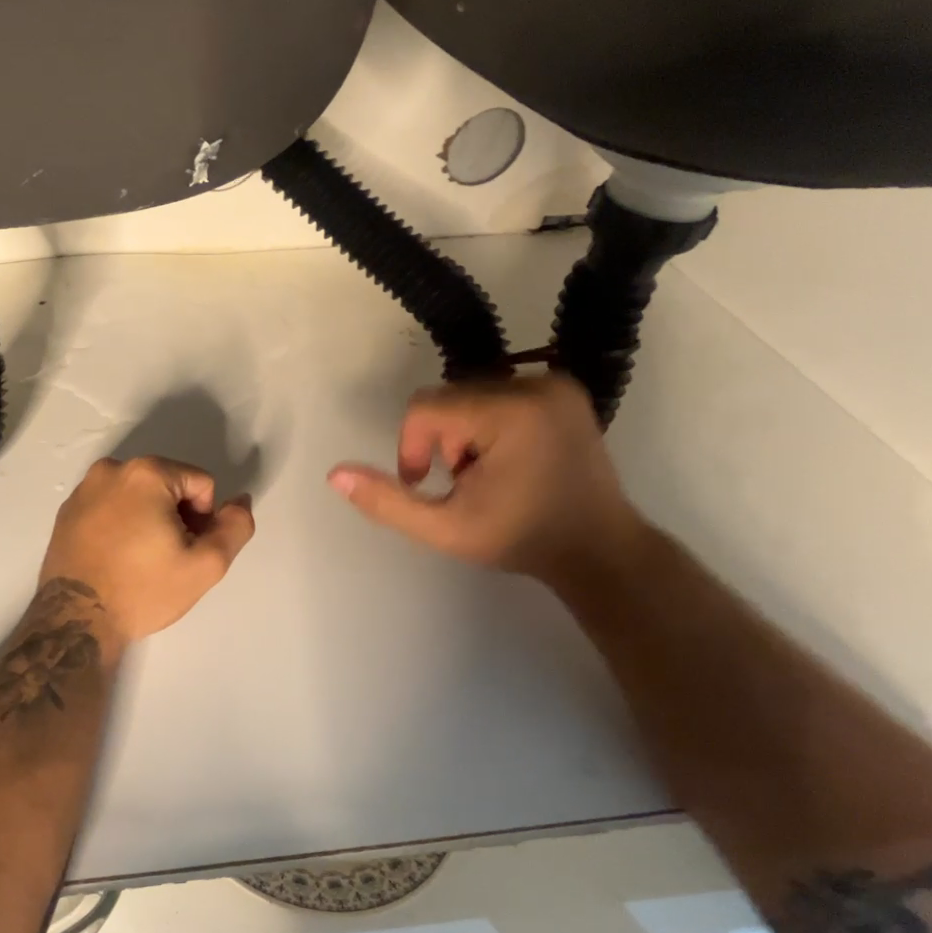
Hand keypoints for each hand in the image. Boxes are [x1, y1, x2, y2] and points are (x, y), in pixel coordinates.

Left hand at [40, 457, 255, 642]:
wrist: (77, 620)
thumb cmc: (143, 590)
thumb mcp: (206, 565)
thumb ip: (235, 527)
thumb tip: (241, 500)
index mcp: (145, 472)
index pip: (201, 484)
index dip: (204, 520)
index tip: (186, 551)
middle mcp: (110, 470)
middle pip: (168, 486)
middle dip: (177, 517)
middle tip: (166, 559)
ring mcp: (83, 490)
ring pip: (137, 497)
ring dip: (148, 521)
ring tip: (141, 562)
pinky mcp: (66, 512)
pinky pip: (109, 509)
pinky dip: (120, 526)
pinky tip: (116, 560)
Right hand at [327, 374, 646, 584]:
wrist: (596, 548)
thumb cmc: (520, 539)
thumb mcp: (444, 529)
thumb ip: (387, 501)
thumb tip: (334, 473)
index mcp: (512, 413)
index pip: (427, 408)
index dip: (412, 447)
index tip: (427, 485)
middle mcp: (537, 385)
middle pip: (448, 397)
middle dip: (442, 441)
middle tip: (464, 484)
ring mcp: (556, 384)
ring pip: (470, 394)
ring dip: (463, 433)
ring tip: (487, 474)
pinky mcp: (564, 390)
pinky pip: (499, 393)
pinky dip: (488, 423)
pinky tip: (506, 459)